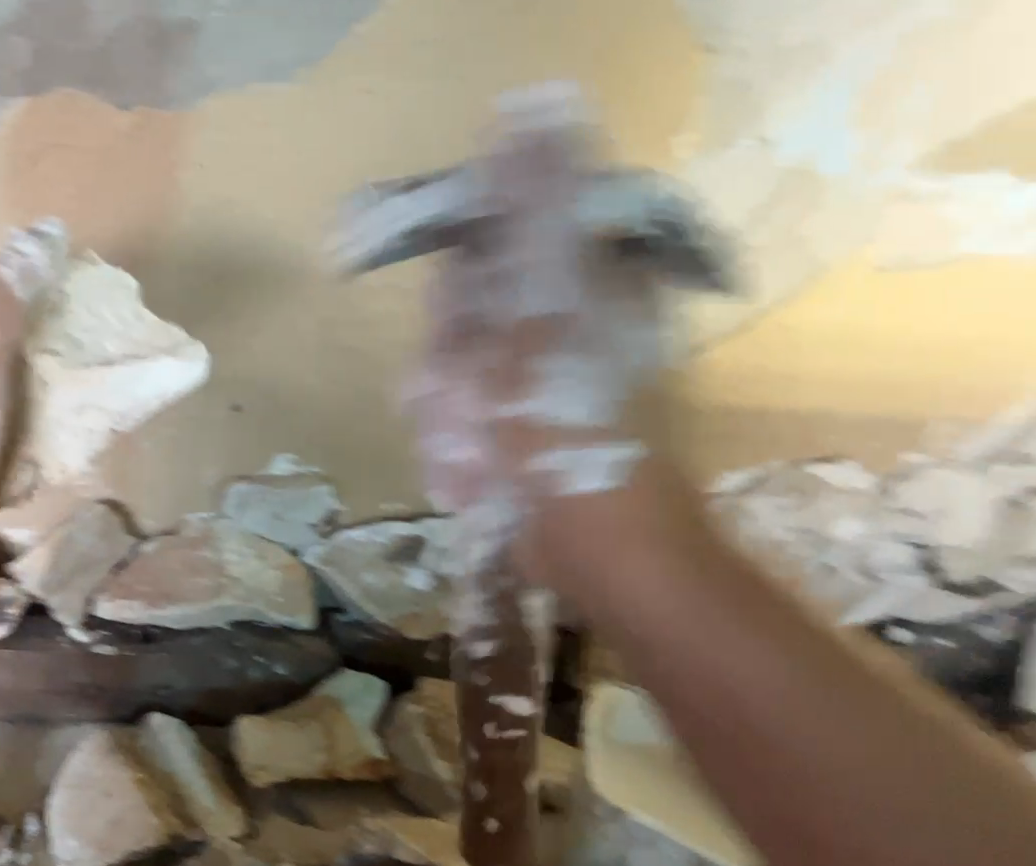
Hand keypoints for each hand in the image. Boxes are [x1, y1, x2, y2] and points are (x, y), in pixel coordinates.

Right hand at [405, 92, 703, 592]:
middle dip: (443, 373)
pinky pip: (447, 423)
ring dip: (442, 422)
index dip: (458, 288)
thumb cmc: (570, 436)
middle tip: (460, 406)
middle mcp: (551, 330)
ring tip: (469, 459)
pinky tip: (467, 480)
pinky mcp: (505, 432)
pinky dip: (449, 452)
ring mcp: (525, 386)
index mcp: (576, 290)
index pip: (491, 251)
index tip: (450, 327)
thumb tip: (509, 147)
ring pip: (442, 378)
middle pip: (457, 322)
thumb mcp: (539, 326)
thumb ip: (519, 243)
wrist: (593, 547)